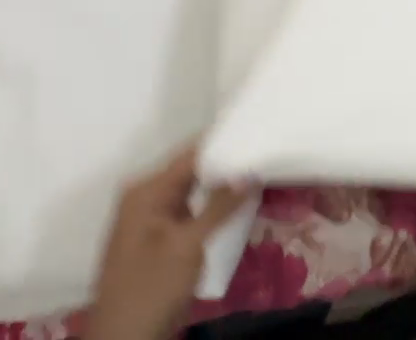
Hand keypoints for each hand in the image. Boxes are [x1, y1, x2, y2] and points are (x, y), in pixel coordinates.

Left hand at [86, 146, 250, 339]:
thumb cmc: (150, 288)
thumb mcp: (187, 244)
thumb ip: (220, 205)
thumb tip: (251, 172)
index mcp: (145, 193)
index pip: (191, 154)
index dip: (225, 141)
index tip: (260, 128)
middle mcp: (147, 199)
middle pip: (195, 170)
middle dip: (229, 162)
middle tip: (269, 147)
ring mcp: (155, 220)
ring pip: (198, 190)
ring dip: (225, 184)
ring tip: (265, 167)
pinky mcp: (165, 238)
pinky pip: (196, 210)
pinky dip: (218, 205)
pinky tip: (246, 199)